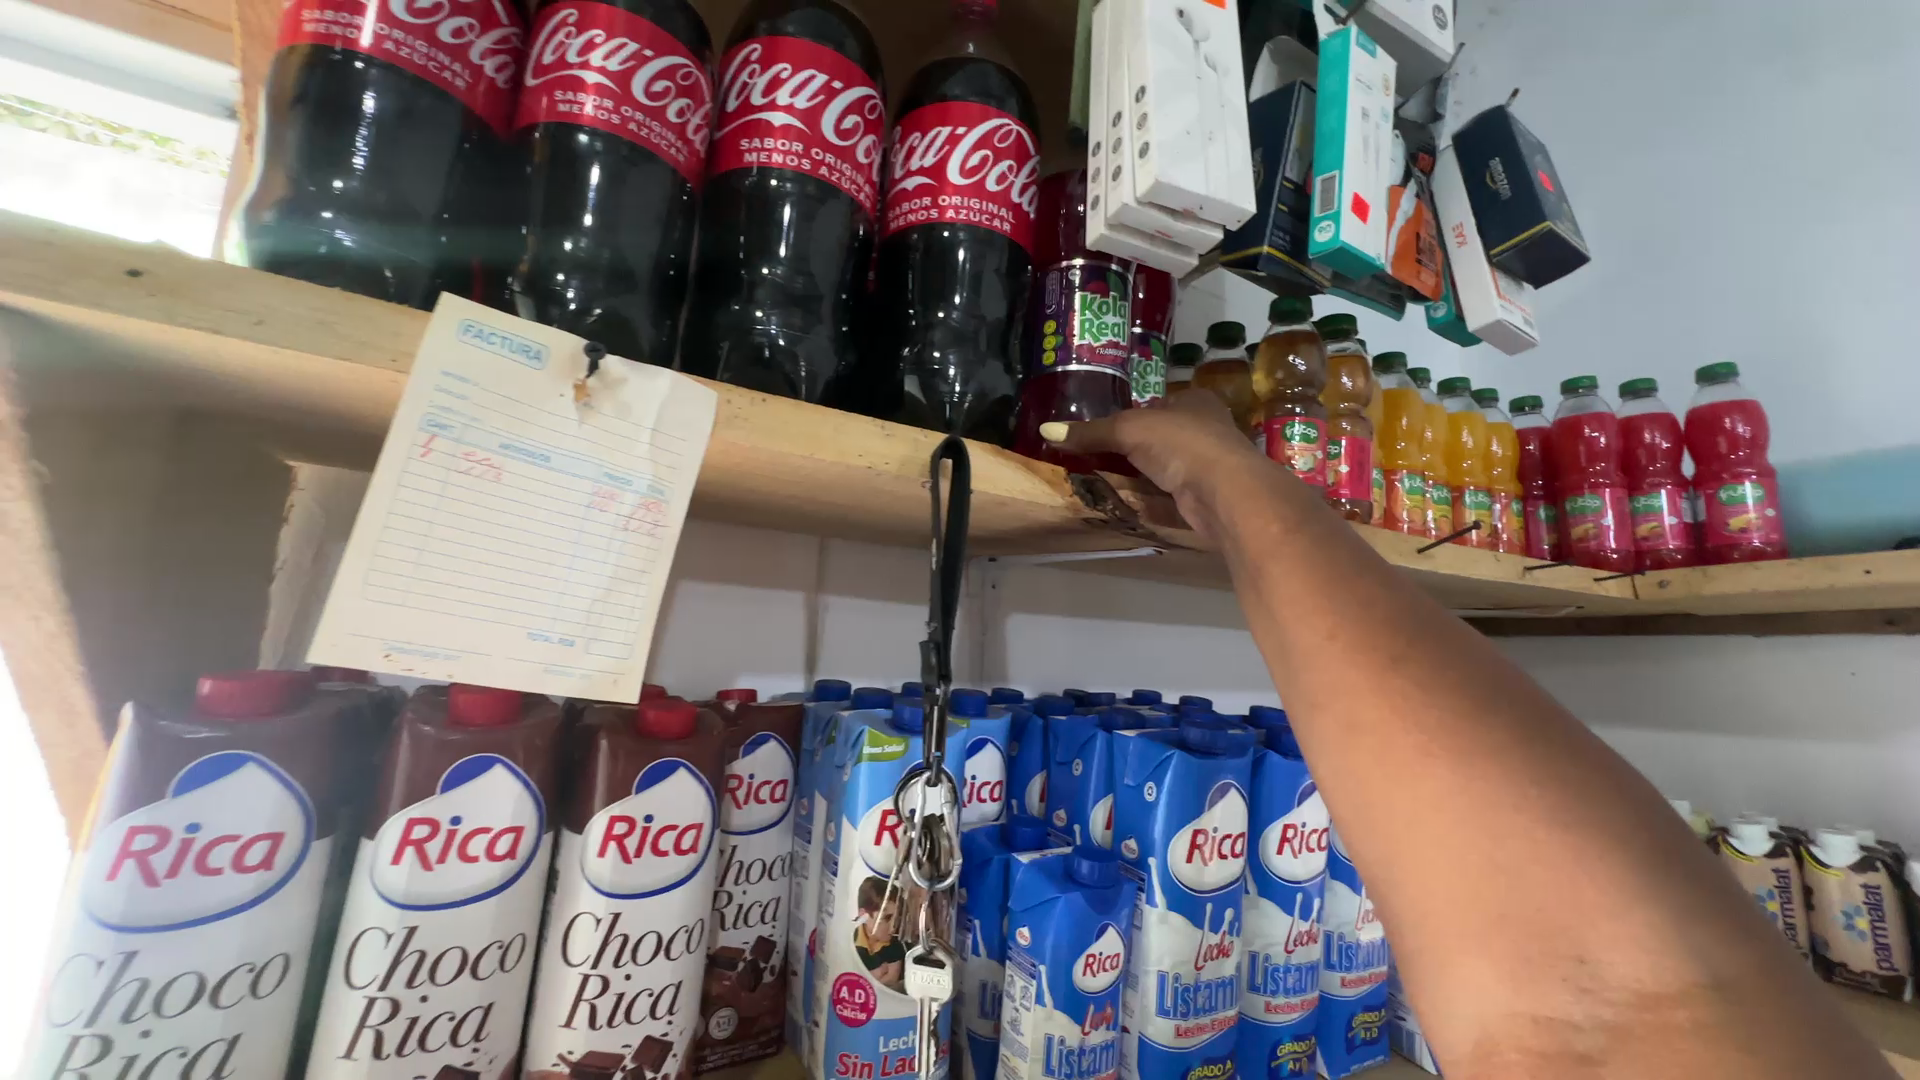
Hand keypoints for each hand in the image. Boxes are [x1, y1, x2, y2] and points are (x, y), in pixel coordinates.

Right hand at [1040, 392, 1270, 542]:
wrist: (1224, 491)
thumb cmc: (1181, 444)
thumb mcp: (1127, 429)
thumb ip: (1090, 432)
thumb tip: (1046, 432)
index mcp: (1195, 401)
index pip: (1158, 403)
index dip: (1134, 413)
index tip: (1107, 428)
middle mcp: (1208, 428)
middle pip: (1162, 436)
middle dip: (1136, 447)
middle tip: (1100, 456)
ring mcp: (1209, 464)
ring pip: (1167, 466)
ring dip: (1144, 474)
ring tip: (1108, 479)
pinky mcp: (1206, 495)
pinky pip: (1171, 494)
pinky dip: (1154, 498)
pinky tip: (1132, 501)